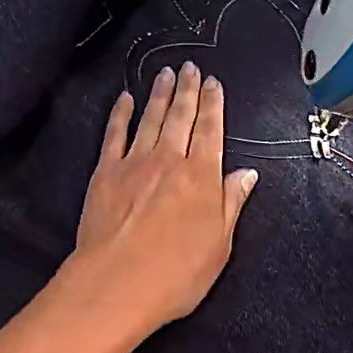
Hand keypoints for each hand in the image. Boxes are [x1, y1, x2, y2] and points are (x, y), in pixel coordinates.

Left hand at [63, 63, 258, 333]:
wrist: (115, 285)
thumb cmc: (175, 273)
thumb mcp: (219, 245)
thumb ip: (231, 203)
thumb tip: (247, 175)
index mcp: (201, 176)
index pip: (211, 129)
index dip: (214, 103)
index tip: (214, 82)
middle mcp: (170, 161)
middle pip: (181, 116)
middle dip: (188, 89)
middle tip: (190, 67)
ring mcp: (135, 163)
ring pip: (150, 118)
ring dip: (160, 94)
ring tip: (165, 74)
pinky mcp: (105, 173)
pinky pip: (115, 134)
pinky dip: (121, 114)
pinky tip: (125, 99)